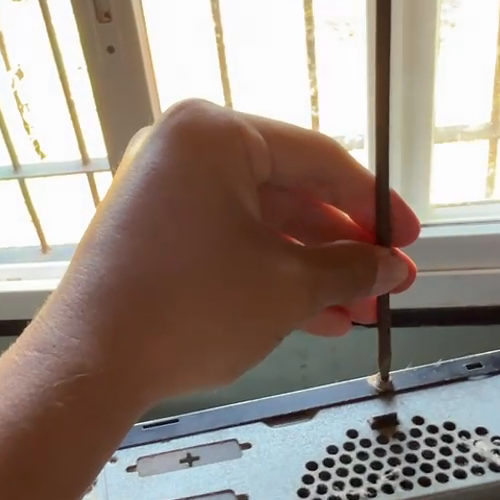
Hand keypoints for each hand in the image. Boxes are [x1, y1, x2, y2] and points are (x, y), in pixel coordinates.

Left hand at [28, 99, 418, 406]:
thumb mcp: (286, 287)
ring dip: (309, 270)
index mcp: (213, 134)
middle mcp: (181, 150)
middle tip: (384, 283)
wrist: (91, 365)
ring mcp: (160, 192)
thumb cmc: (188, 311)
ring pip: (257, 226)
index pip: (317, 158)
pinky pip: (223, 243)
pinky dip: (265, 275)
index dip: (373, 203)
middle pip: (286, 193)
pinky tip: (314, 317)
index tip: (408, 240)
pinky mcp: (150, 233)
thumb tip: (388, 269)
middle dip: (340, 248)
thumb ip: (348, 268)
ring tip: (356, 311)